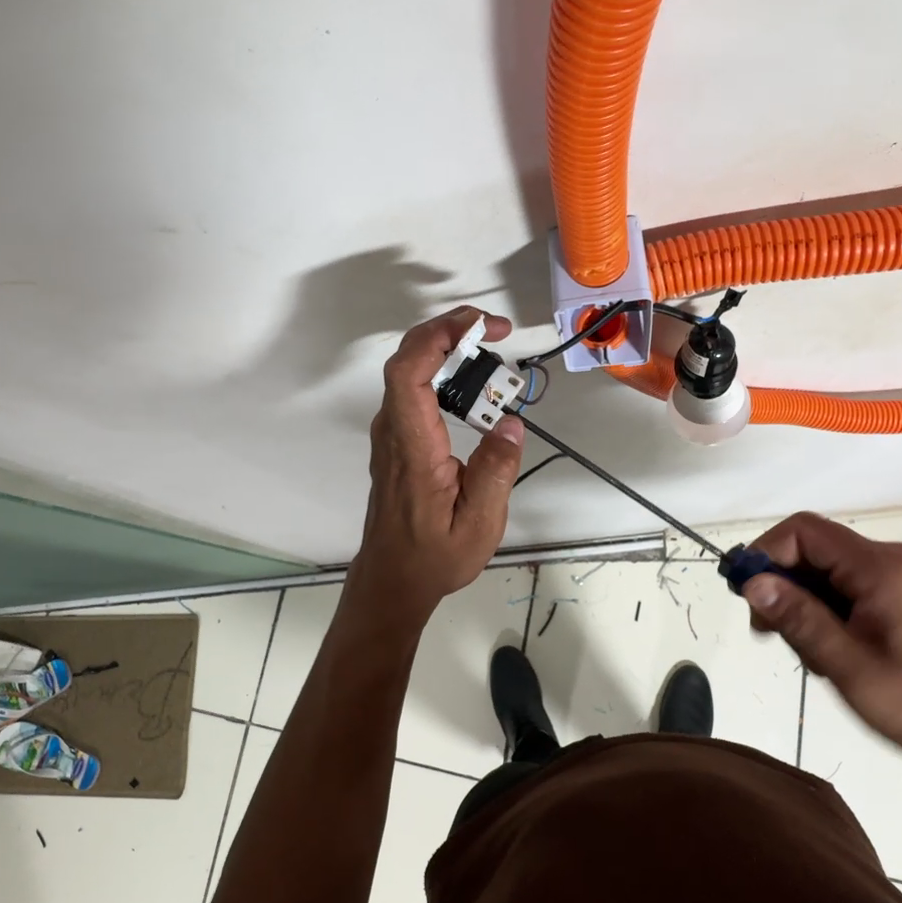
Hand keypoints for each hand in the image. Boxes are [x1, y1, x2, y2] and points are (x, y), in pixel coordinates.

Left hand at [345, 307, 525, 630]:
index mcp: (412, 447)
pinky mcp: (397, 439)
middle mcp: (394, 431)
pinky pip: (414, 389)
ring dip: (448, 349)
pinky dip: (442, 370)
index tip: (480, 325)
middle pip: (407, 360)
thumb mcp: (479, 523)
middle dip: (450, 332)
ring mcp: (391, 433)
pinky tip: (473, 381)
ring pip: (409, 371)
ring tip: (493, 349)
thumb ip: (495, 471)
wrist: (394, 577)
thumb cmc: (434, 556)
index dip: (439, 336)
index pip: (408, 373)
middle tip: (499, 331)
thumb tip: (510, 424)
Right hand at [740, 513, 901, 765]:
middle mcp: (890, 559)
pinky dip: (824, 610)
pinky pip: (844, 584)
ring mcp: (898, 575)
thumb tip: (751, 582)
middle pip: (812, 548)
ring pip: (824, 569)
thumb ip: (800, 620)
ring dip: (802, 603)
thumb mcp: (851, 668)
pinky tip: (830, 650)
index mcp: (881, 568)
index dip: (766, 555)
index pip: (803, 531)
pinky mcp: (900, 593)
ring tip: (811, 653)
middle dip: (781, 584)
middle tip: (772, 633)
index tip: (749, 598)